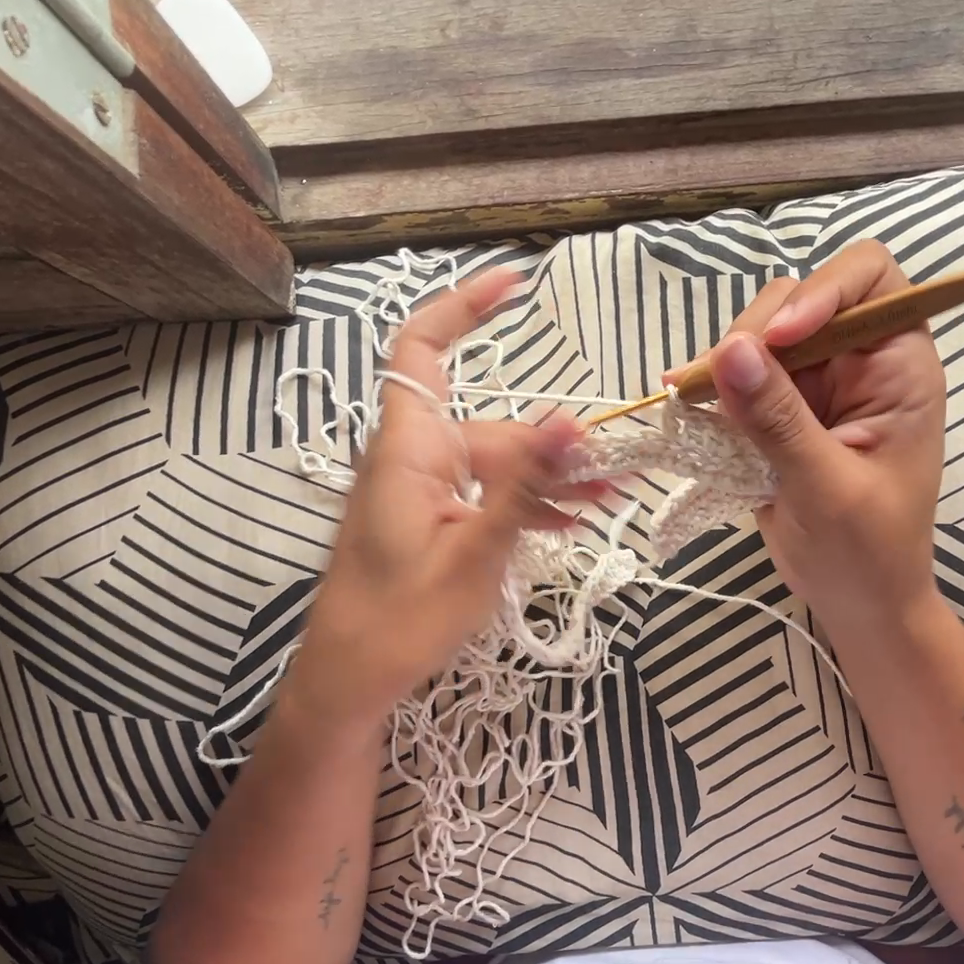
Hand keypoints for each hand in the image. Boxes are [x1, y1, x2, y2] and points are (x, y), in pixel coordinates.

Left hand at [292, 270, 600, 720]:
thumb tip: (575, 424)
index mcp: (410, 446)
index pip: (423, 348)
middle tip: (614, 478)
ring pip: (494, 465)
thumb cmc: (401, 619)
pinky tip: (568, 523)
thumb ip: (523, 486)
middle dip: (552, 447)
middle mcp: (413, 454)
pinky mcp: (428, 518)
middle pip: (490, 426)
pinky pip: (483, 494)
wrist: (349, 679)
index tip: (516, 284)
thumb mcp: (475, 553)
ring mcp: (420, 488)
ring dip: (547, 482)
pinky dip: (522, 505)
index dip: (463, 306)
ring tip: (607, 503)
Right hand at [666, 241, 945, 626]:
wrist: (856, 601)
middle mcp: (856, 362)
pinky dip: (711, 388)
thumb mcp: (826, 486)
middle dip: (755, 334)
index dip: (822, 291)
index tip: (780, 340)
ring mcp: (814, 386)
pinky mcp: (779, 411)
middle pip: (798, 300)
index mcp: (898, 367)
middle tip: (715, 384)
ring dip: (725, 362)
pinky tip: (684, 402)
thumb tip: (729, 351)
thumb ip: (779, 419)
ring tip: (690, 397)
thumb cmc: (866, 552)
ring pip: (759, 338)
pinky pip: (740, 378)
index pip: (868, 280)